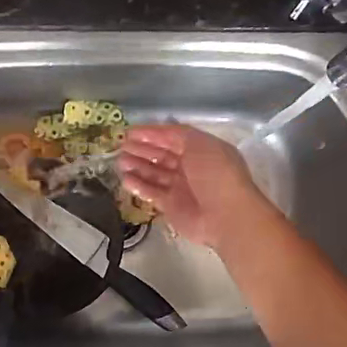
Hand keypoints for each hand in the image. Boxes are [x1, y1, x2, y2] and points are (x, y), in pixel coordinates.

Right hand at [118, 124, 271, 249]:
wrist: (226, 215)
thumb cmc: (216, 174)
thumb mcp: (200, 144)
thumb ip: (177, 134)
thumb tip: (158, 131)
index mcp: (200, 149)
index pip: (172, 137)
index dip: (151, 134)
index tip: (129, 132)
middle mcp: (190, 167)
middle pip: (161, 155)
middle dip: (141, 149)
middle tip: (121, 146)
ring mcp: (180, 187)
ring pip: (154, 173)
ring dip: (137, 166)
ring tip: (120, 162)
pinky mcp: (171, 206)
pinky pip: (152, 193)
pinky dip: (139, 186)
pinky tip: (125, 179)